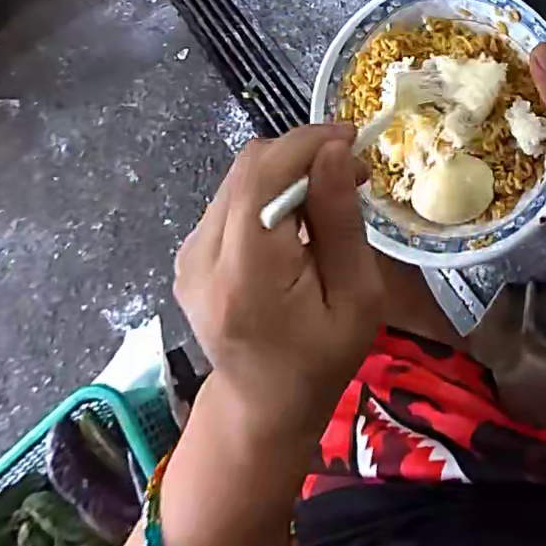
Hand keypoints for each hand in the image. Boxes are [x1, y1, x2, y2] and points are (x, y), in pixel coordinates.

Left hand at [174, 124, 384, 435]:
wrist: (263, 406)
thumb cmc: (322, 359)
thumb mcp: (357, 297)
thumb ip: (340, 220)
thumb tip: (333, 149)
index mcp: (245, 277)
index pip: (264, 177)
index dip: (307, 143)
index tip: (353, 139)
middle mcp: (202, 258)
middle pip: (250, 167)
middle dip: (304, 152)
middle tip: (351, 170)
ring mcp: (188, 253)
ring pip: (242, 174)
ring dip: (290, 168)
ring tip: (330, 192)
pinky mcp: (190, 250)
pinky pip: (235, 194)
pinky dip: (272, 188)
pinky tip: (299, 214)